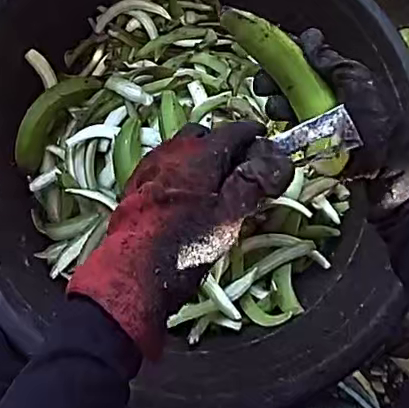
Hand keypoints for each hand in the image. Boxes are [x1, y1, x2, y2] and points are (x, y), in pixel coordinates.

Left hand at [67, 121, 291, 358]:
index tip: (267, 144)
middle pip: (206, 136)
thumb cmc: (182, 248)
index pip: (235, 130)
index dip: (255, 136)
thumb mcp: (229, 217)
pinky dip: (183, 175)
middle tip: (245, 170)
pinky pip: (166, 169)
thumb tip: (279, 160)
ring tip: (218, 187)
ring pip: (183, 152)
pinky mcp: (136, 187)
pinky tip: (189, 201)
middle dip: (227, 147)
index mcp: (199, 154)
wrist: (129, 277)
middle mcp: (172, 152)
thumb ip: (254, 184)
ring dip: (203, 161)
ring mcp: (151, 167)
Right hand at [259, 30, 408, 216]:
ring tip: (279, 112)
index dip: (284, 55)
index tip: (266, 54)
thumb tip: (308, 36)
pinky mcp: (313, 150)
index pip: (304, 60)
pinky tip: (281, 130)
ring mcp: (319, 126)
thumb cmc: (381, 125)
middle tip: (264, 87)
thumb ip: (331, 61)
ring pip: (286, 108)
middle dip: (274, 82)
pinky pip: (289, 135)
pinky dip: (282, 130)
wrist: (394, 175)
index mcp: (339, 79)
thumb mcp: (357, 83)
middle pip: (289, 84)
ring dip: (277, 106)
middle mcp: (327, 99)